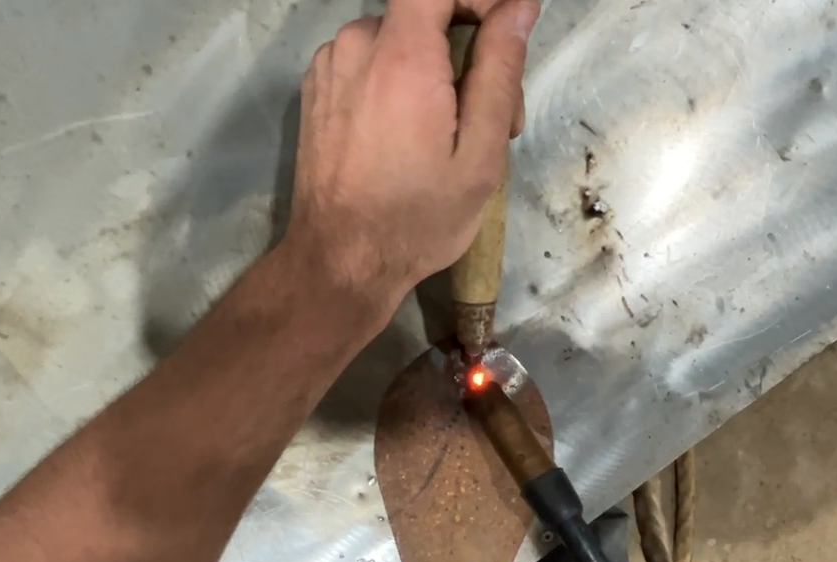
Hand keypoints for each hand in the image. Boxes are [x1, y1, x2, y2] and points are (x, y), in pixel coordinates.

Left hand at [281, 0, 538, 317]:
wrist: (341, 261)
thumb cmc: (419, 220)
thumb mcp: (479, 158)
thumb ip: (500, 73)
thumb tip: (519, 7)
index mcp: (403, 56)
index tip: (506, 37)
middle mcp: (359, 43)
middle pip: (425, 16)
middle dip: (468, 55)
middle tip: (497, 122)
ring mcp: (331, 65)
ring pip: (398, 45)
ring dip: (434, 77)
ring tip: (452, 143)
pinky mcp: (317, 90)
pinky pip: (370, 66)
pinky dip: (398, 89)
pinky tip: (410, 144)